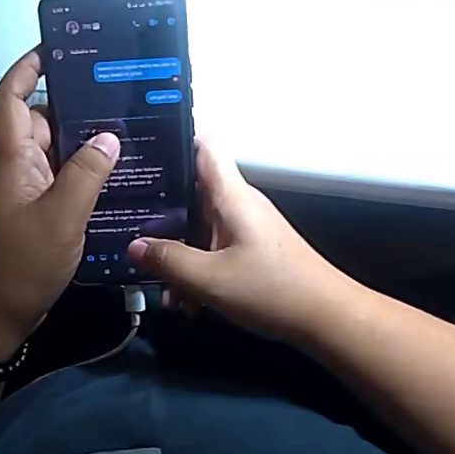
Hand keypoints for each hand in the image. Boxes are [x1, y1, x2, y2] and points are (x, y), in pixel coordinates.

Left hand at [0, 50, 120, 359]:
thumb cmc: (17, 265)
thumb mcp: (59, 218)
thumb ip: (85, 174)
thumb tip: (108, 137)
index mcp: (11, 159)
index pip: (10, 99)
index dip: (26, 69)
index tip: (54, 50)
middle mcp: (17, 168)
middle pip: (41, 122)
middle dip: (74, 106)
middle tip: (119, 98)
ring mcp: (27, 193)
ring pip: (57, 154)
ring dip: (85, 143)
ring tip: (129, 133)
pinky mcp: (37, 215)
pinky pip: (63, 182)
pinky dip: (86, 174)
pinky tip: (117, 178)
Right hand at [126, 141, 356, 344]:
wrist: (325, 317)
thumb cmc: (277, 290)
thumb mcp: (210, 279)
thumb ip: (168, 261)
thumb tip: (136, 247)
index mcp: (233, 196)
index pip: (202, 145)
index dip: (174, 136)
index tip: (144, 141)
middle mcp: (239, 204)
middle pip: (191, 191)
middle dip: (160, 212)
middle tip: (129, 224)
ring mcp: (246, 227)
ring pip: (199, 227)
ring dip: (177, 253)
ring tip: (161, 284)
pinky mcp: (250, 249)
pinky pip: (213, 249)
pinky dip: (196, 268)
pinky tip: (187, 299)